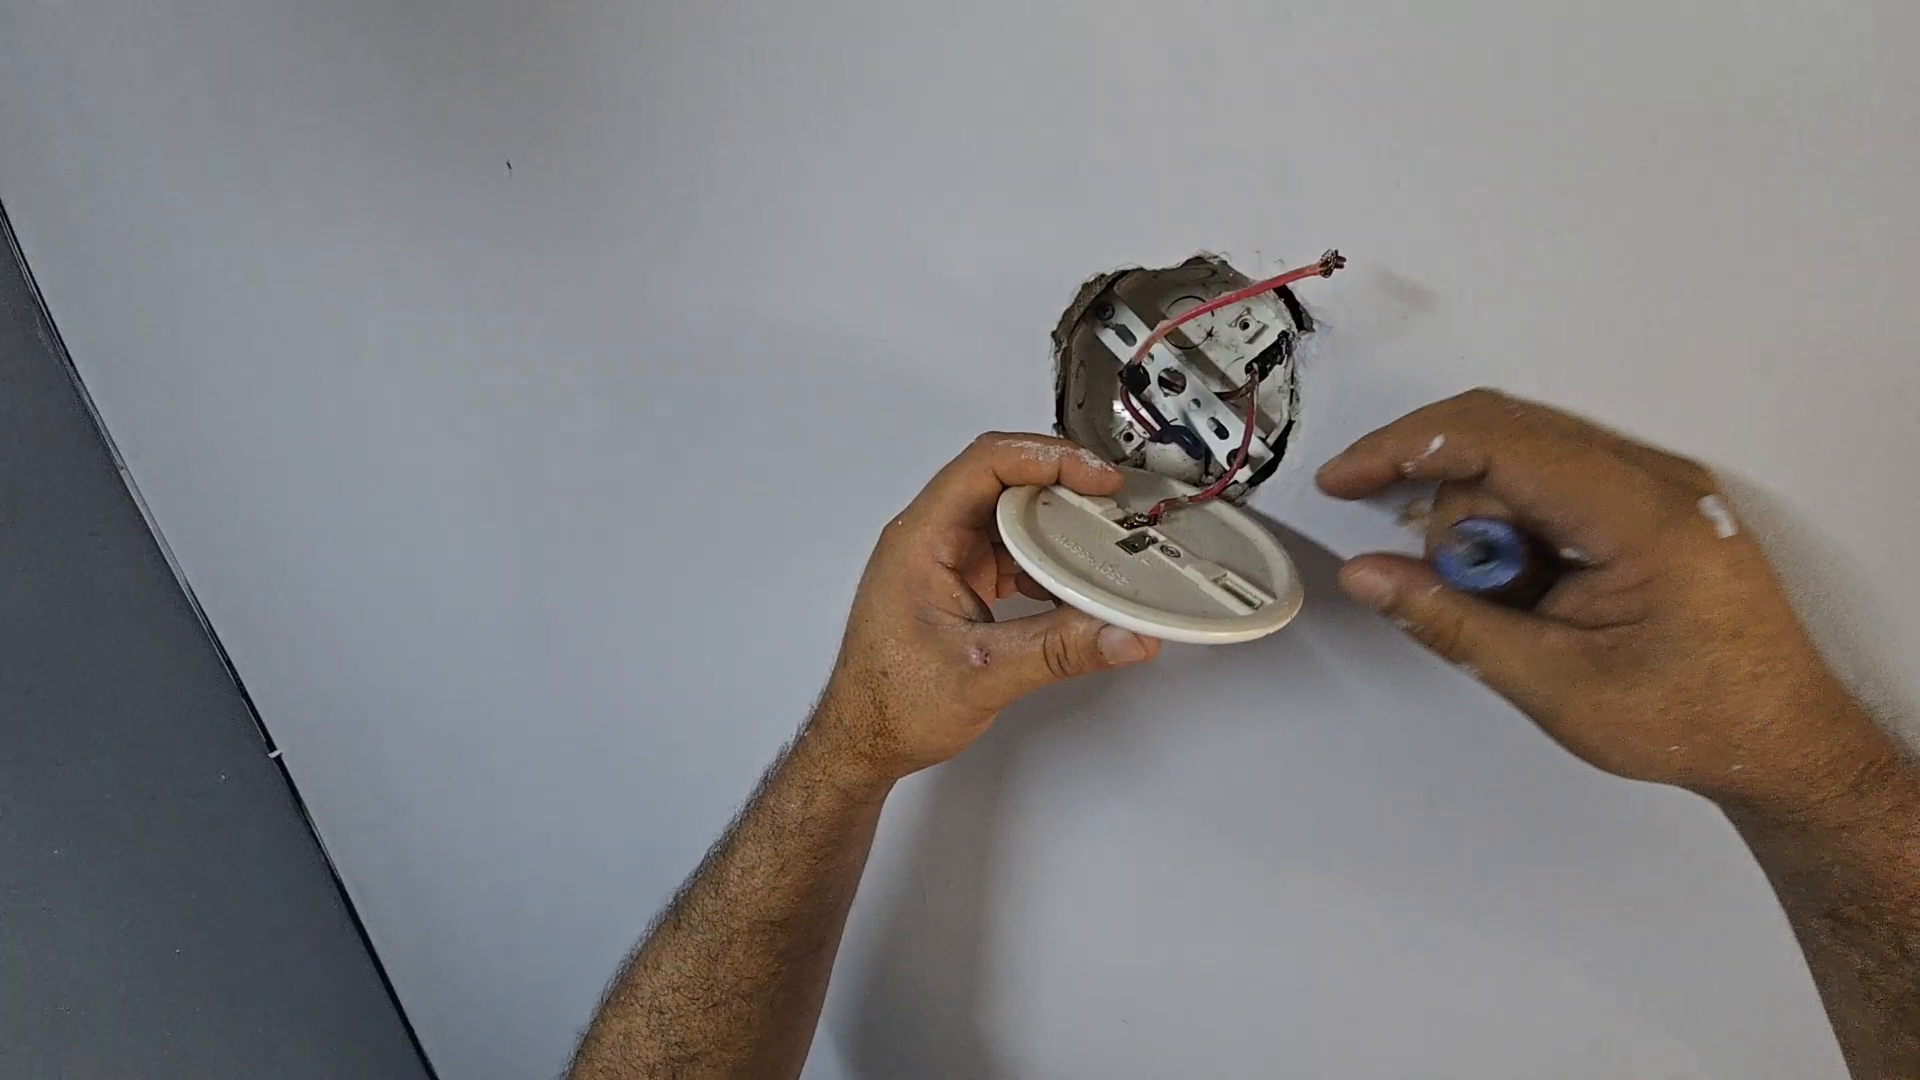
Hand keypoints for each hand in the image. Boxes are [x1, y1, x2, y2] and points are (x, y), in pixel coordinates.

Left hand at [815, 433, 1161, 784]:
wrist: (864, 738)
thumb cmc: (890, 703)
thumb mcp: (982, 675)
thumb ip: (1058, 652)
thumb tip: (1121, 634)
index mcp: (921, 540)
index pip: (986, 465)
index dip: (1047, 459)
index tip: (1096, 477)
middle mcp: (931, 538)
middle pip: (1004, 482)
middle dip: (1062, 487)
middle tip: (1111, 504)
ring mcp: (946, 558)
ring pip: (1011, 516)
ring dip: (1057, 526)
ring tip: (1103, 542)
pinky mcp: (961, 580)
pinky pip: (1012, 550)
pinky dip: (1047, 560)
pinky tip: (1075, 584)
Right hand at [1316, 389, 1899, 815]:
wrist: (1781, 742)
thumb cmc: (1685, 720)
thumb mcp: (1548, 683)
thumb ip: (1446, 621)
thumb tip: (1361, 573)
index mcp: (1641, 518)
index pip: (1499, 442)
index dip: (1404, 450)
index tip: (1340, 481)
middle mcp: (1650, 480)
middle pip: (1497, 434)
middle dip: (1433, 490)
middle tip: (1417, 563)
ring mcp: (1645, 485)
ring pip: (1509, 454)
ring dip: (1469, 518)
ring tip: (1493, 594)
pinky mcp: (1632, 501)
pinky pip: (1533, 477)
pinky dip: (1492, 518)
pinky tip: (1500, 571)